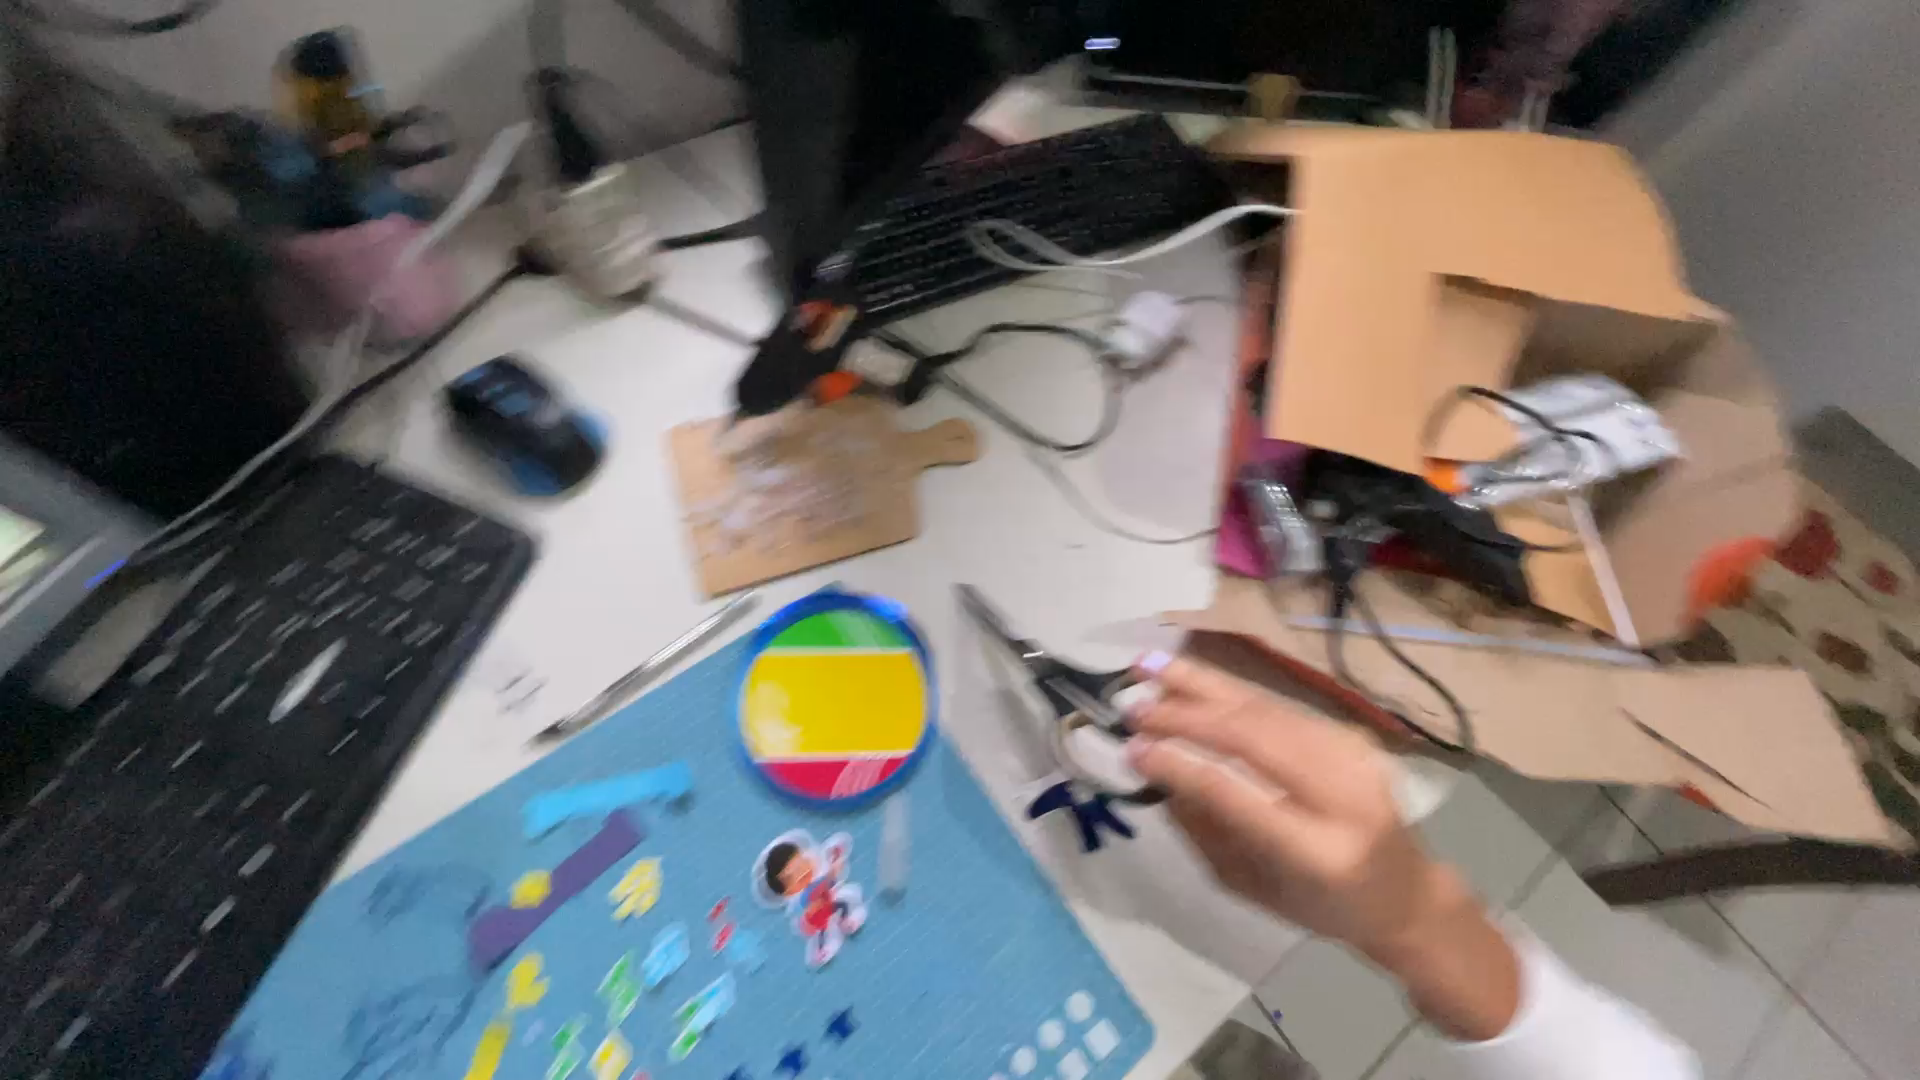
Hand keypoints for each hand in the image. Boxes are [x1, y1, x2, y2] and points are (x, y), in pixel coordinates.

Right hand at [1125, 652, 1519, 1041]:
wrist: (1405, 893)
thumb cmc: (1319, 904)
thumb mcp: (1250, 886)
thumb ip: (1202, 828)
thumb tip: (1157, 767)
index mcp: (1318, 851)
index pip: (1236, 794)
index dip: (1179, 765)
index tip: (1131, 747)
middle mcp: (1341, 794)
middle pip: (1251, 735)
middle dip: (1183, 715)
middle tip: (1132, 705)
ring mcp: (1352, 755)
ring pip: (1260, 706)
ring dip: (1198, 684)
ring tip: (1146, 666)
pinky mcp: (1349, 732)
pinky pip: (1272, 703)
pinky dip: (1223, 688)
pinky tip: (1187, 676)